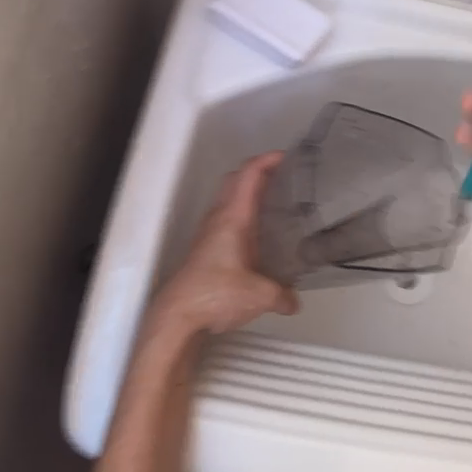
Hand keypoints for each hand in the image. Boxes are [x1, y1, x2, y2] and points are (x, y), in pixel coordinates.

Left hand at [146, 152, 298, 338]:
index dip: (267, 160)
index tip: (287, 156)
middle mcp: (219, 218)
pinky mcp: (206, 248)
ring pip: (229, 198)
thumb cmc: (215, 295)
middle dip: (259, 171)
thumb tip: (294, 301)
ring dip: (249, 192)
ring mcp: (210, 232)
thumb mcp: (259, 296)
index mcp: (233, 218)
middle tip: (285, 176)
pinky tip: (260, 233)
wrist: (178, 315)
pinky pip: (227, 217)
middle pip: (236, 180)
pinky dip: (244, 213)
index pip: (248, 175)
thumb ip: (282, 295)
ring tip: (277, 201)